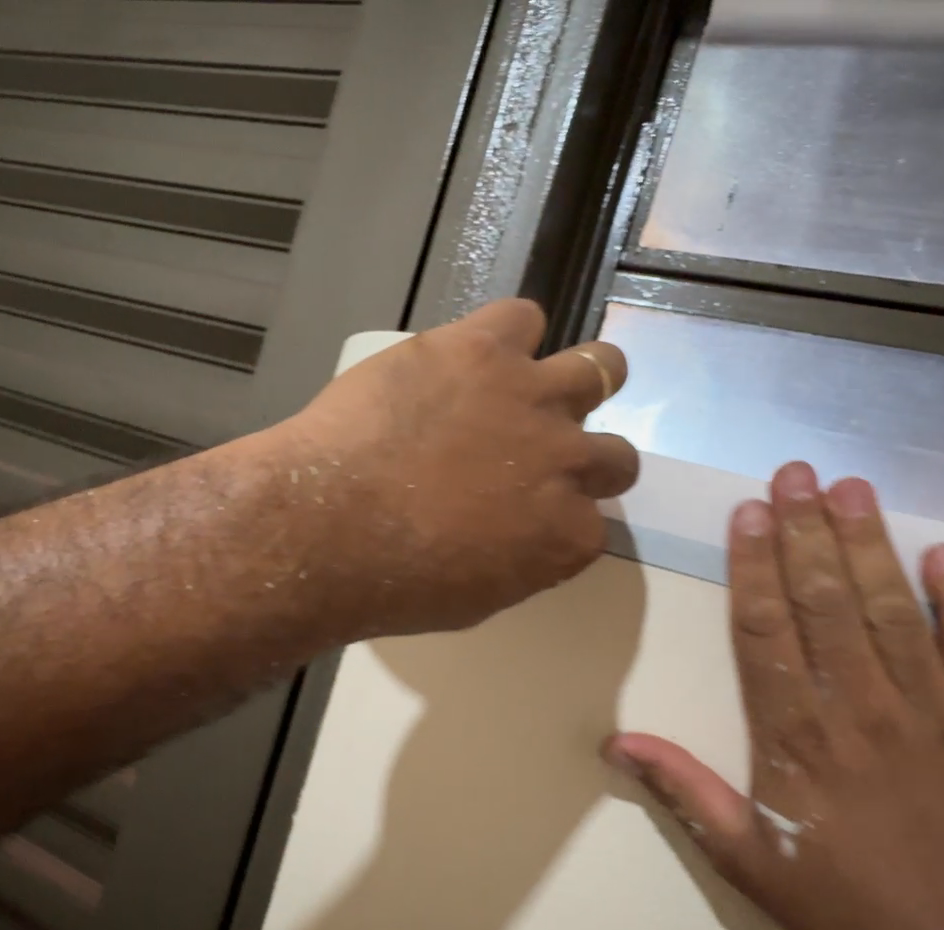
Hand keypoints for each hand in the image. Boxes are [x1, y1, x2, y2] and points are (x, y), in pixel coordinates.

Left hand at [274, 299, 637, 637]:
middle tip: (537, 454)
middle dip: (584, 457)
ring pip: (599, 366)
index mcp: (567, 534)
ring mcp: (531, 397)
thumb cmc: (389, 581)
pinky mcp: (482, 348)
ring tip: (529, 387)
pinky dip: (506, 333)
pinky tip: (474, 352)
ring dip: (579, 377)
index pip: (593, 520)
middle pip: (616, 454)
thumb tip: (515, 535)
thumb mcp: (472, 598)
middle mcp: (568, 461)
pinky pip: (522, 318)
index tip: (531, 511)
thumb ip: (515, 560)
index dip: (562, 513)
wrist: (328, 525)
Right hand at [609, 463, 943, 929]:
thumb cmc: (849, 910)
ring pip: (895, 612)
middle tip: (796, 472)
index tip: (749, 512)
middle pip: (827, 603)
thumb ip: (685, 793)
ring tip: (853, 488)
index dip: (755, 566)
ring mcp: (940, 715)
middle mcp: (864, 710)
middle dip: (807, 532)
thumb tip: (615, 742)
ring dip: (871, 546)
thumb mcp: (747, 863)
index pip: (767, 631)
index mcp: (798, 737)